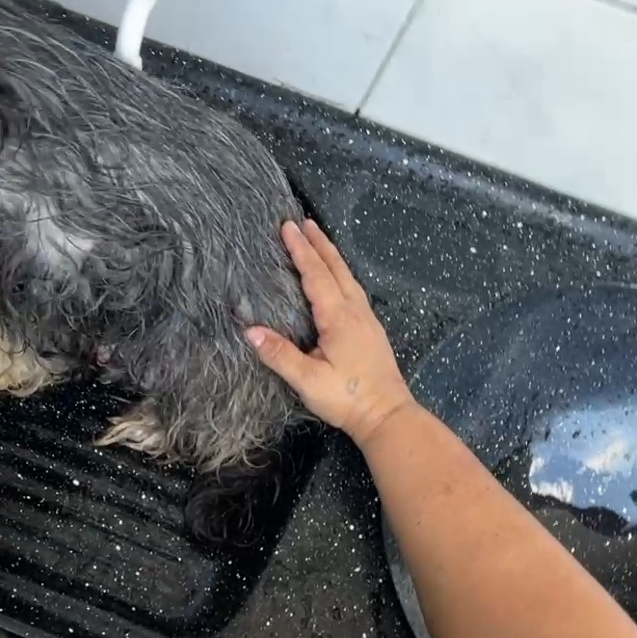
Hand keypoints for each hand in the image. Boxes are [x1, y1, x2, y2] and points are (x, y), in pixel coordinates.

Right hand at [247, 220, 416, 444]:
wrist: (387, 415)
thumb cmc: (346, 398)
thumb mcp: (307, 380)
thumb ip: (279, 354)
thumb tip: (249, 330)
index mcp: (338, 318)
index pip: (316, 275)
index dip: (301, 250)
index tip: (288, 227)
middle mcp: (355, 311)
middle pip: (336, 268)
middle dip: (318, 243)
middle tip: (303, 222)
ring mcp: (367, 319)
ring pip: (348, 277)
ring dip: (331, 256)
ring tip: (319, 241)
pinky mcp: (371, 330)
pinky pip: (353, 289)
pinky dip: (341, 273)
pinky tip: (338, 278)